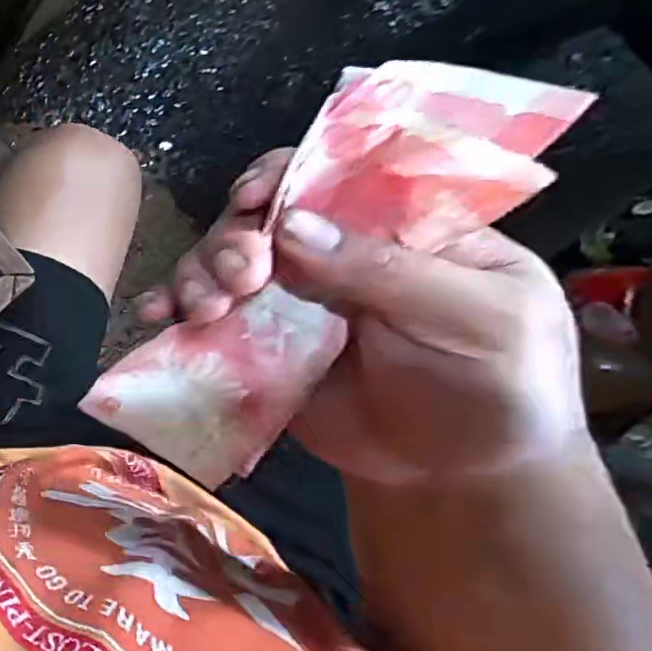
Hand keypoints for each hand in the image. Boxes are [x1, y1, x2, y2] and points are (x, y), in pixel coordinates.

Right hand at [143, 148, 587, 484]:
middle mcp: (330, 257)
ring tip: (205, 310)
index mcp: (393, 230)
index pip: (329, 179)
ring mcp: (286, 302)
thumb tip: (290, 224)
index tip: (252, 198)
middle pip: (257, 221)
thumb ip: (388, 269)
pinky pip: (204, 315)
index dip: (282, 176)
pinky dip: (172, 308)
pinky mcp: (255, 344)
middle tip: (241, 278)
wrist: (455, 473)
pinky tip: (156, 316)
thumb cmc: (495, 385)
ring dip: (197, 274)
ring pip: (219, 264)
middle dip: (232, 241)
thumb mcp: (476, 317)